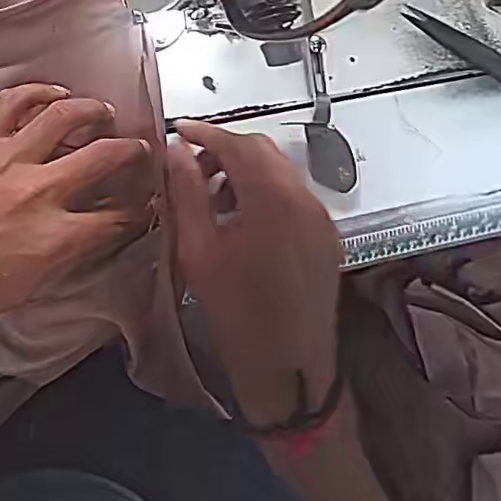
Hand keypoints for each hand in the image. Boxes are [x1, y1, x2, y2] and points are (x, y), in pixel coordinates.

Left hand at [0, 84, 154, 374]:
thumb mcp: (33, 286)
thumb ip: (73, 253)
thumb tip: (101, 229)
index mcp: (53, 238)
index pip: (116, 217)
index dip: (139, 209)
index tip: (146, 202)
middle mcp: (36, 193)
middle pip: (103, 157)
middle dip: (131, 153)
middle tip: (138, 150)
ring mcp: (4, 161)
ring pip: (63, 117)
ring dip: (93, 110)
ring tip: (104, 113)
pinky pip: (11, 102)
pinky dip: (38, 91)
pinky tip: (55, 94)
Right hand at [168, 119, 340, 425]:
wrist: (290, 369)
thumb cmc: (237, 312)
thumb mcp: (198, 248)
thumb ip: (186, 191)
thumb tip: (175, 151)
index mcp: (273, 199)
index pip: (237, 144)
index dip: (205, 132)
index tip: (179, 131)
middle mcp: (305, 199)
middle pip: (262, 150)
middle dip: (225, 149)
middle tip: (191, 166)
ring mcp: (320, 218)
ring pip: (279, 170)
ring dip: (245, 169)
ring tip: (211, 195)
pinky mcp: (326, 236)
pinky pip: (293, 194)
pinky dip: (264, 190)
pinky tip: (240, 216)